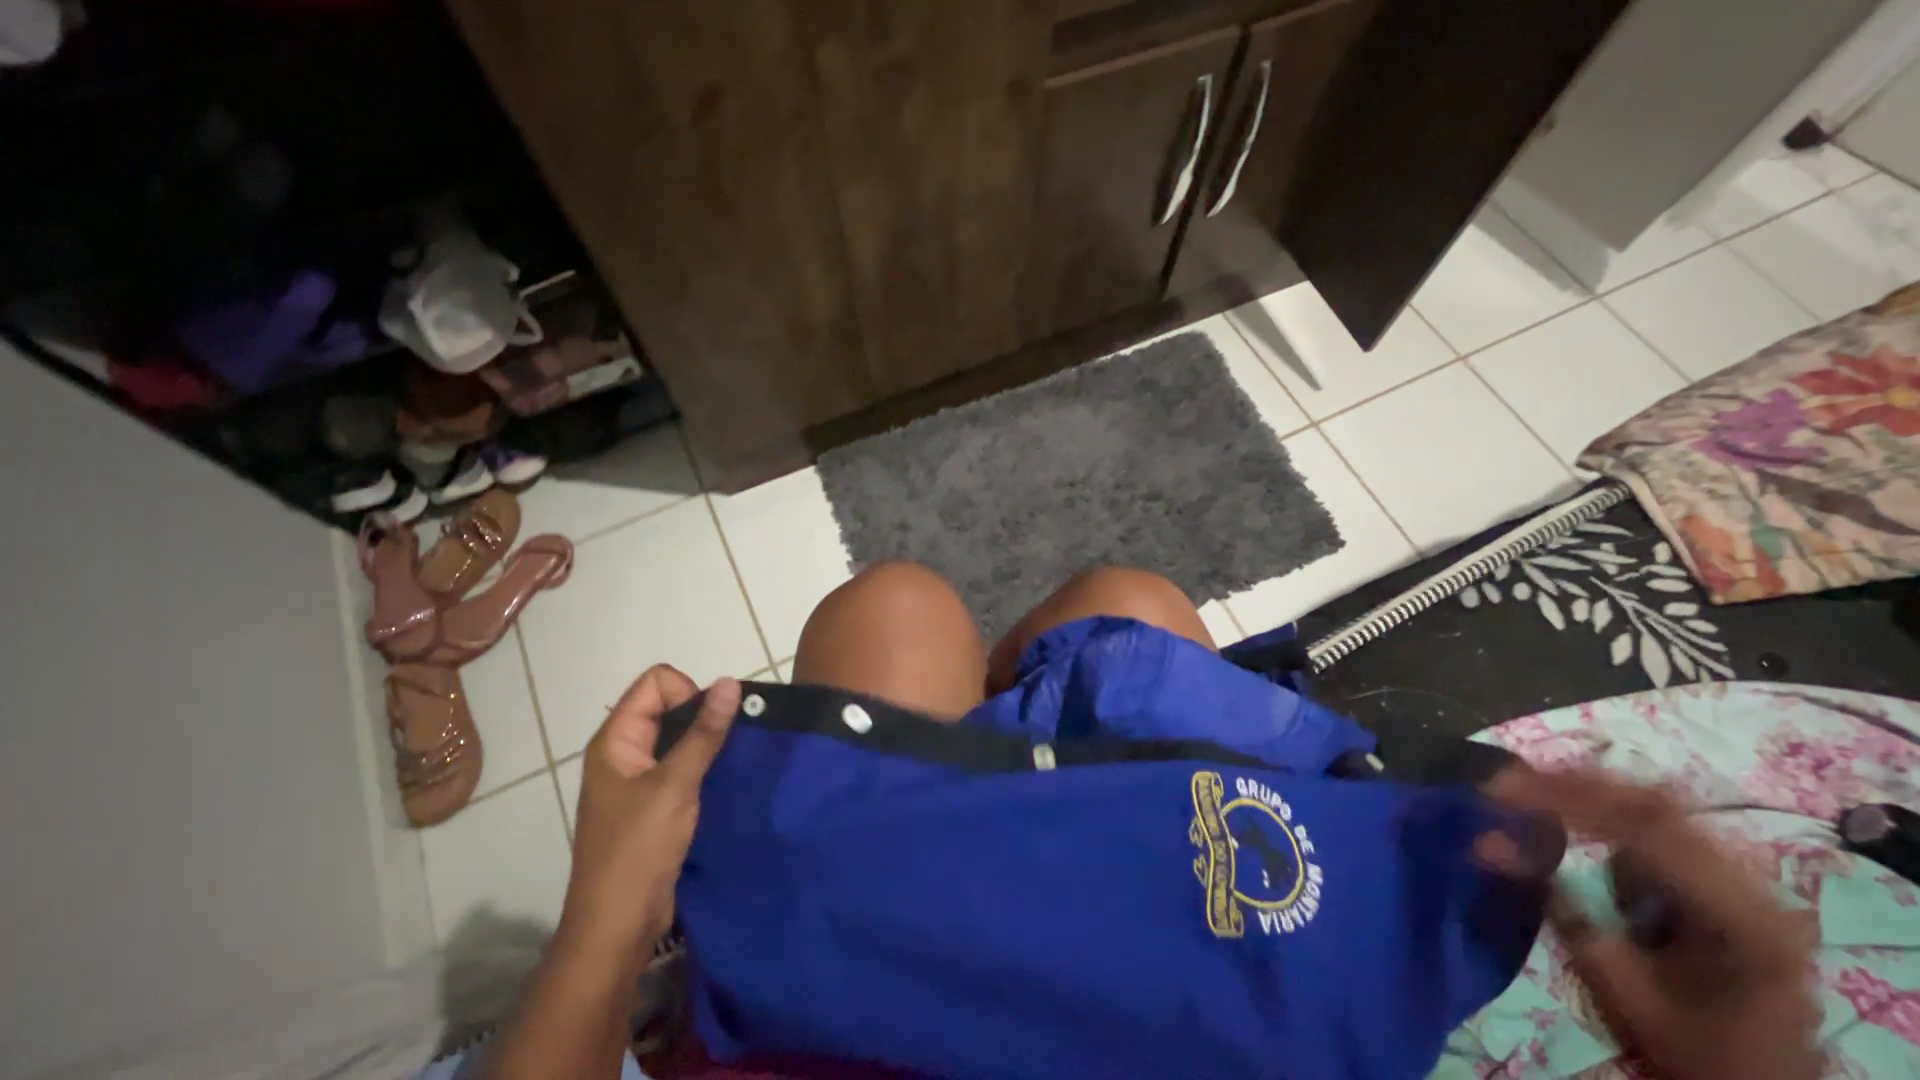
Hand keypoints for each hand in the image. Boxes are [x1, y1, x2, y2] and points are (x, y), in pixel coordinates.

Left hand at [559, 665, 740, 965]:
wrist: (617, 925)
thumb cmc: (637, 850)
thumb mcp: (674, 786)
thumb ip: (704, 734)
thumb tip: (729, 682)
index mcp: (616, 740)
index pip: (656, 683)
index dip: (689, 693)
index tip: (711, 726)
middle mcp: (624, 754)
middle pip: (669, 708)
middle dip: (704, 718)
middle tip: (729, 748)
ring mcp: (638, 782)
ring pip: (680, 742)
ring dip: (708, 747)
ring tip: (733, 767)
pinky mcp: (655, 808)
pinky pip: (683, 771)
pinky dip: (705, 772)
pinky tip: (726, 787)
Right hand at [1485, 768, 1821, 1079]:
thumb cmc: (1690, 1051)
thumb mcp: (1621, 991)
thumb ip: (1563, 914)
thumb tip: (1488, 844)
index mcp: (1738, 913)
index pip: (1646, 828)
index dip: (1567, 798)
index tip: (1499, 791)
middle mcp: (1753, 883)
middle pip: (1656, 805)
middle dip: (1575, 787)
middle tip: (1507, 782)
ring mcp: (1744, 880)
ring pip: (1657, 812)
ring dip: (1590, 805)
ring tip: (1529, 804)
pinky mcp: (1725, 883)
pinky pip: (1660, 833)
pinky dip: (1609, 824)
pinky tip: (1573, 828)